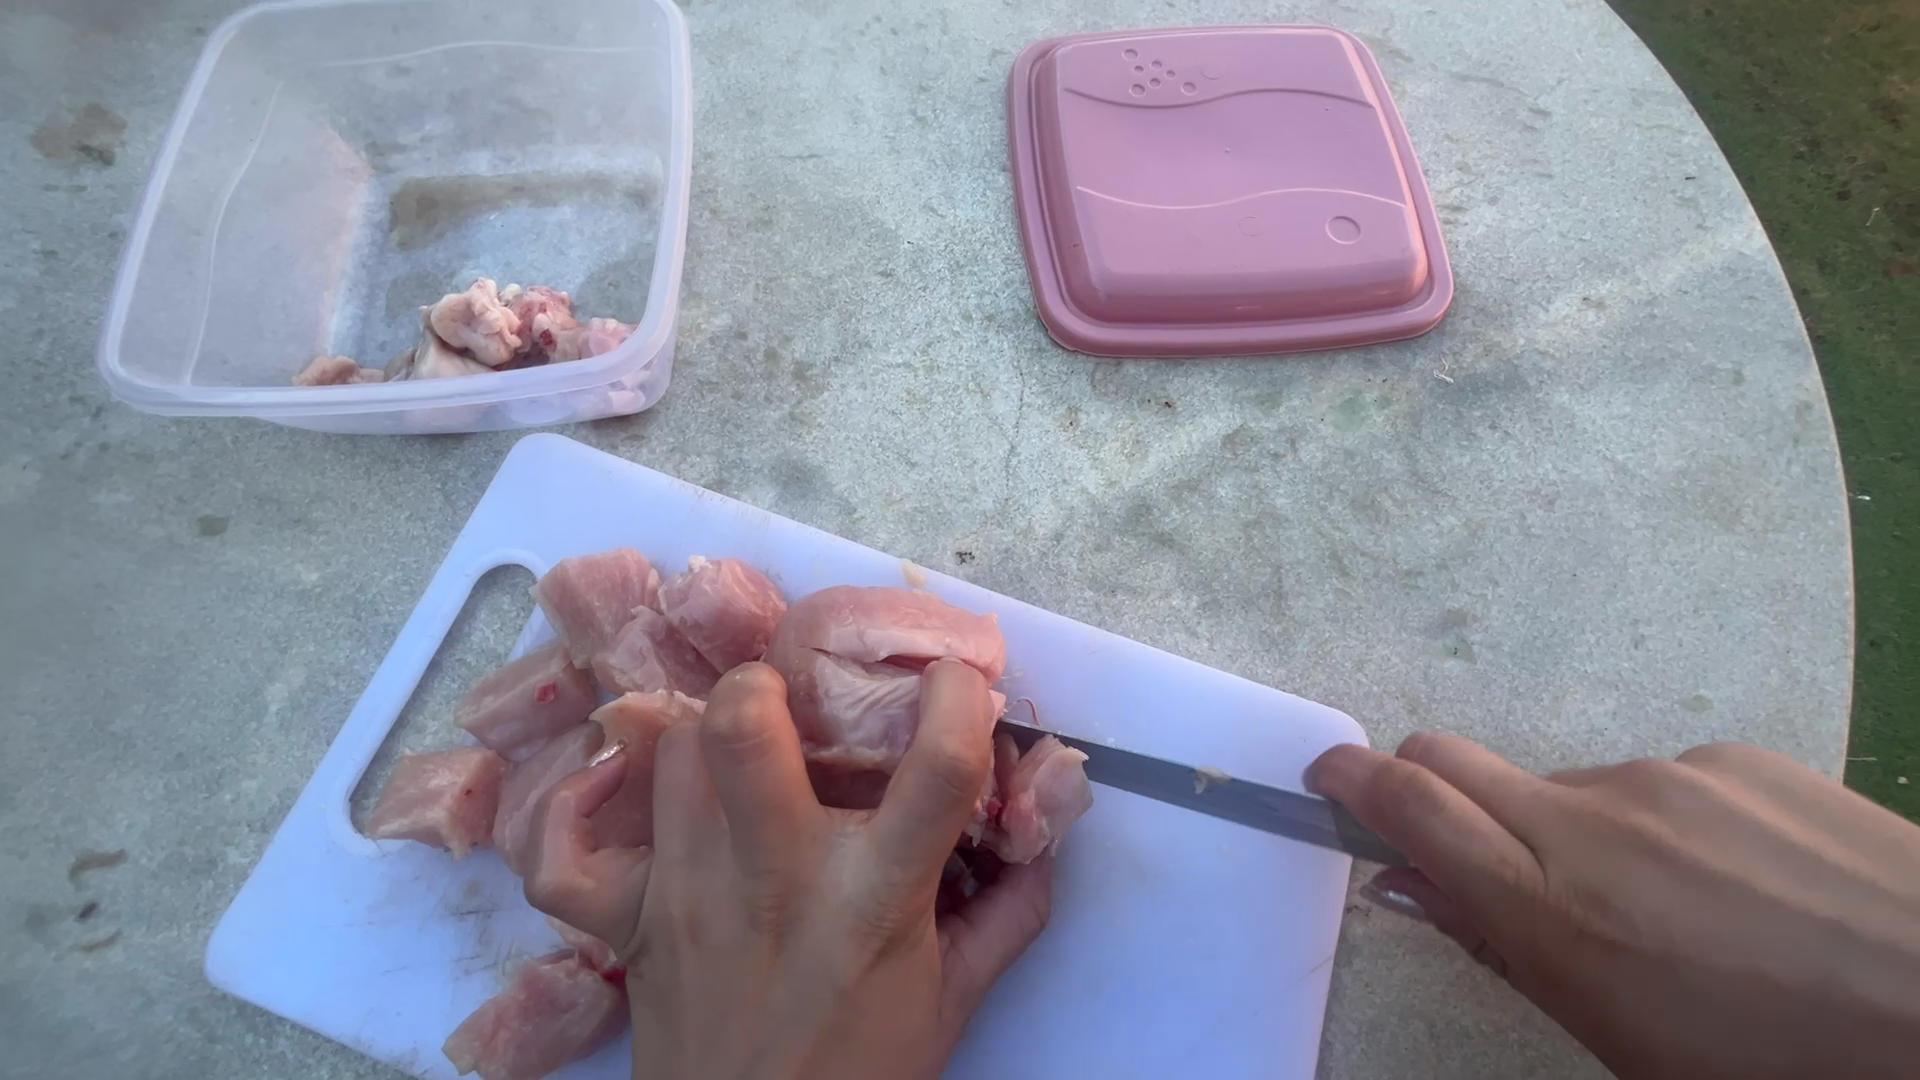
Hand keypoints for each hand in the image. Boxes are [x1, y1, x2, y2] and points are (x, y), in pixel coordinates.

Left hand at [524, 659, 1053, 1079]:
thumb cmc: (863, 1068)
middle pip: (746, 729)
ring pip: (669, 756)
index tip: (954, 682)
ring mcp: (689, 896)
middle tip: (787, 699)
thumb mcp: (955, 997)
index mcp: (876, 894)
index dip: (958, 699)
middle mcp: (778, 877)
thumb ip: (1008, 911)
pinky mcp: (628, 924)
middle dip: (766, 684)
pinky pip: (565, 851)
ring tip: (731, 747)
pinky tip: (623, 789)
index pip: (938, 769)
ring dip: (702, 733)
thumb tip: (1040, 835)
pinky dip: (581, 803)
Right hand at [1307, 734, 1919, 1079]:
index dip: (1350, 777)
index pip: (1407, 803)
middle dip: (1427, 784)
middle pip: (1445, 755)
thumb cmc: (1777, 1066)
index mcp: (1553, 908)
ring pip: (1560, 783)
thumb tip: (1402, 879)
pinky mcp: (1733, 756)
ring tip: (1676, 902)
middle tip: (1480, 848)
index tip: (1329, 778)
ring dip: (1574, 829)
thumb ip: (1492, 941)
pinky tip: (1744, 880)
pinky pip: (1653, 780)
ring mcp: (1662, 778)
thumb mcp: (1618, 1039)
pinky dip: (1660, 823)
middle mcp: (1588, 822)